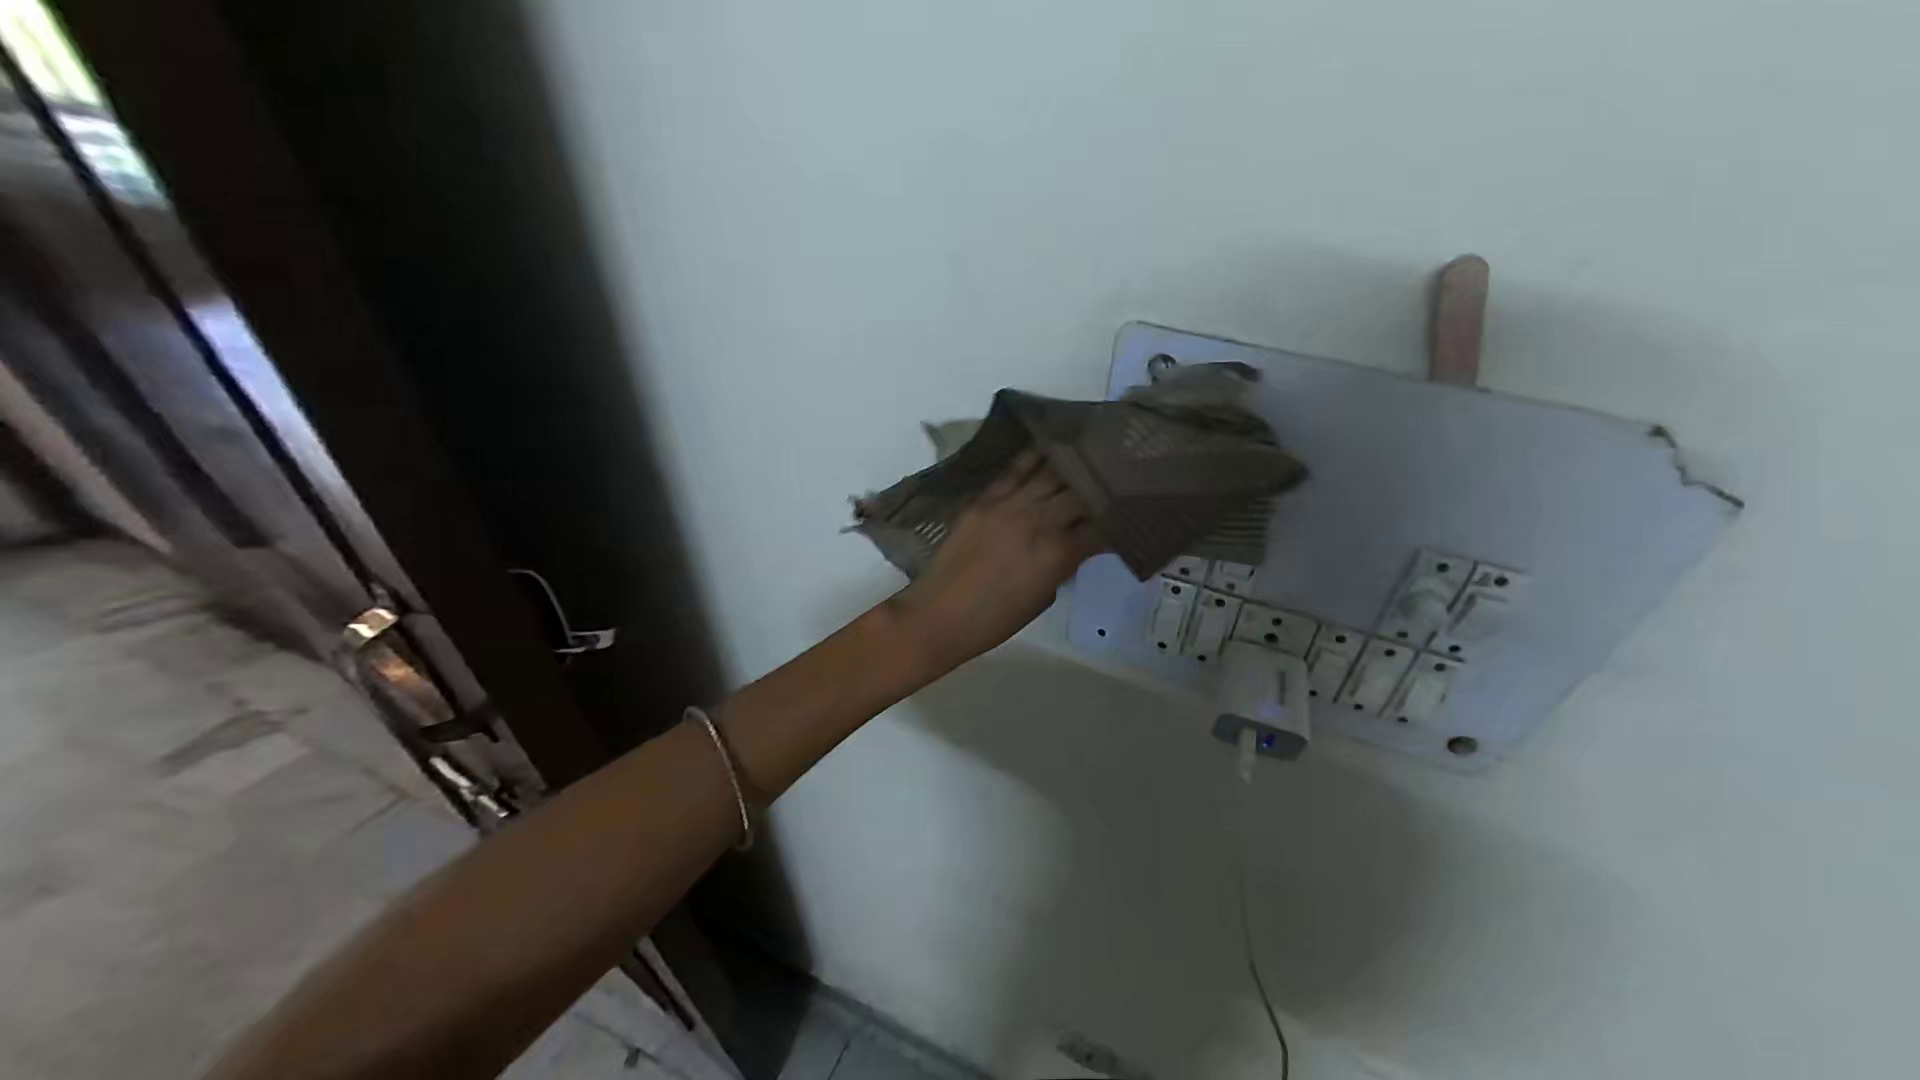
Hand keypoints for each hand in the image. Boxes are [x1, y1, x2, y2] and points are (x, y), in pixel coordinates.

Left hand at [889, 450, 1102, 672]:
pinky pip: (1013, 471)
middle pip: (1079, 494)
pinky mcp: (984, 499)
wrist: (940, 614)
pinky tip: (1050, 446)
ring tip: (1091, 451)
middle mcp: (1038, 522)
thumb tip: (1080, 542)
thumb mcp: (1042, 597)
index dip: (1118, 518)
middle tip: (1116, 477)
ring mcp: (1008, 506)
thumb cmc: (995, 619)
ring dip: (1072, 465)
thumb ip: (1065, 564)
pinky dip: (1034, 458)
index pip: (1100, 527)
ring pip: (1049, 475)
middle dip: (1100, 487)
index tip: (1130, 509)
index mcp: (1058, 554)